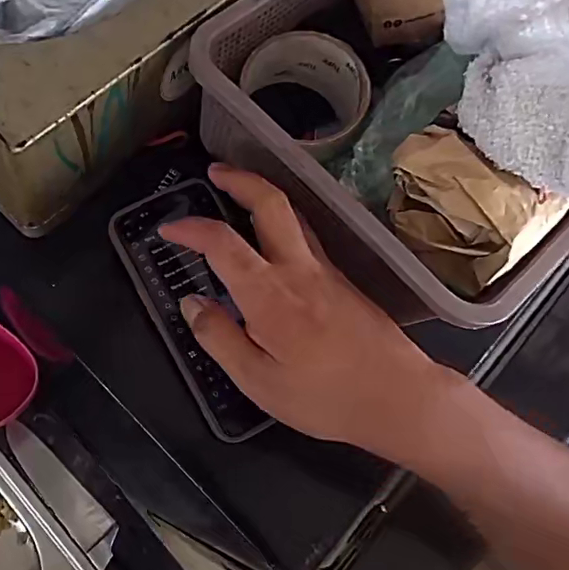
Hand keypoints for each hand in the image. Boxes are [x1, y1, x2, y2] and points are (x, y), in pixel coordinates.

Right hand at [157, 164, 464, 461]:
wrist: (400, 397)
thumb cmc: (325, 397)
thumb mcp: (257, 381)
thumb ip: (219, 338)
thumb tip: (193, 303)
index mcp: (270, 295)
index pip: (222, 243)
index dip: (190, 228)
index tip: (168, 228)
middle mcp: (300, 269)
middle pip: (271, 203)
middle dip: (240, 179)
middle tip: (215, 172)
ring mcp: (327, 271)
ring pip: (294, 215)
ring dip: (263, 195)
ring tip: (239, 193)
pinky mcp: (345, 281)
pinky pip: (308, 237)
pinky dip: (283, 223)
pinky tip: (273, 241)